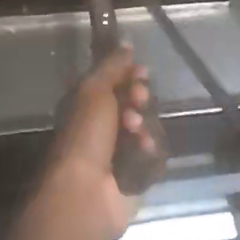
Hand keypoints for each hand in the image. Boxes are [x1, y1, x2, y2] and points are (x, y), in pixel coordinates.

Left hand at [32, 44, 157, 239]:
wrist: (85, 193)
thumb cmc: (84, 135)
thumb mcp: (94, 90)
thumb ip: (113, 66)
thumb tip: (127, 45)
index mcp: (89, 105)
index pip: (117, 82)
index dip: (131, 75)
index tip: (141, 73)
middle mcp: (105, 127)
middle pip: (137, 103)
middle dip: (140, 99)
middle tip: (137, 100)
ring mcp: (121, 153)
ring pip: (149, 128)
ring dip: (145, 125)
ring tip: (135, 132)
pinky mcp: (137, 176)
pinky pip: (154, 156)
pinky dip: (149, 151)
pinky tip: (142, 152)